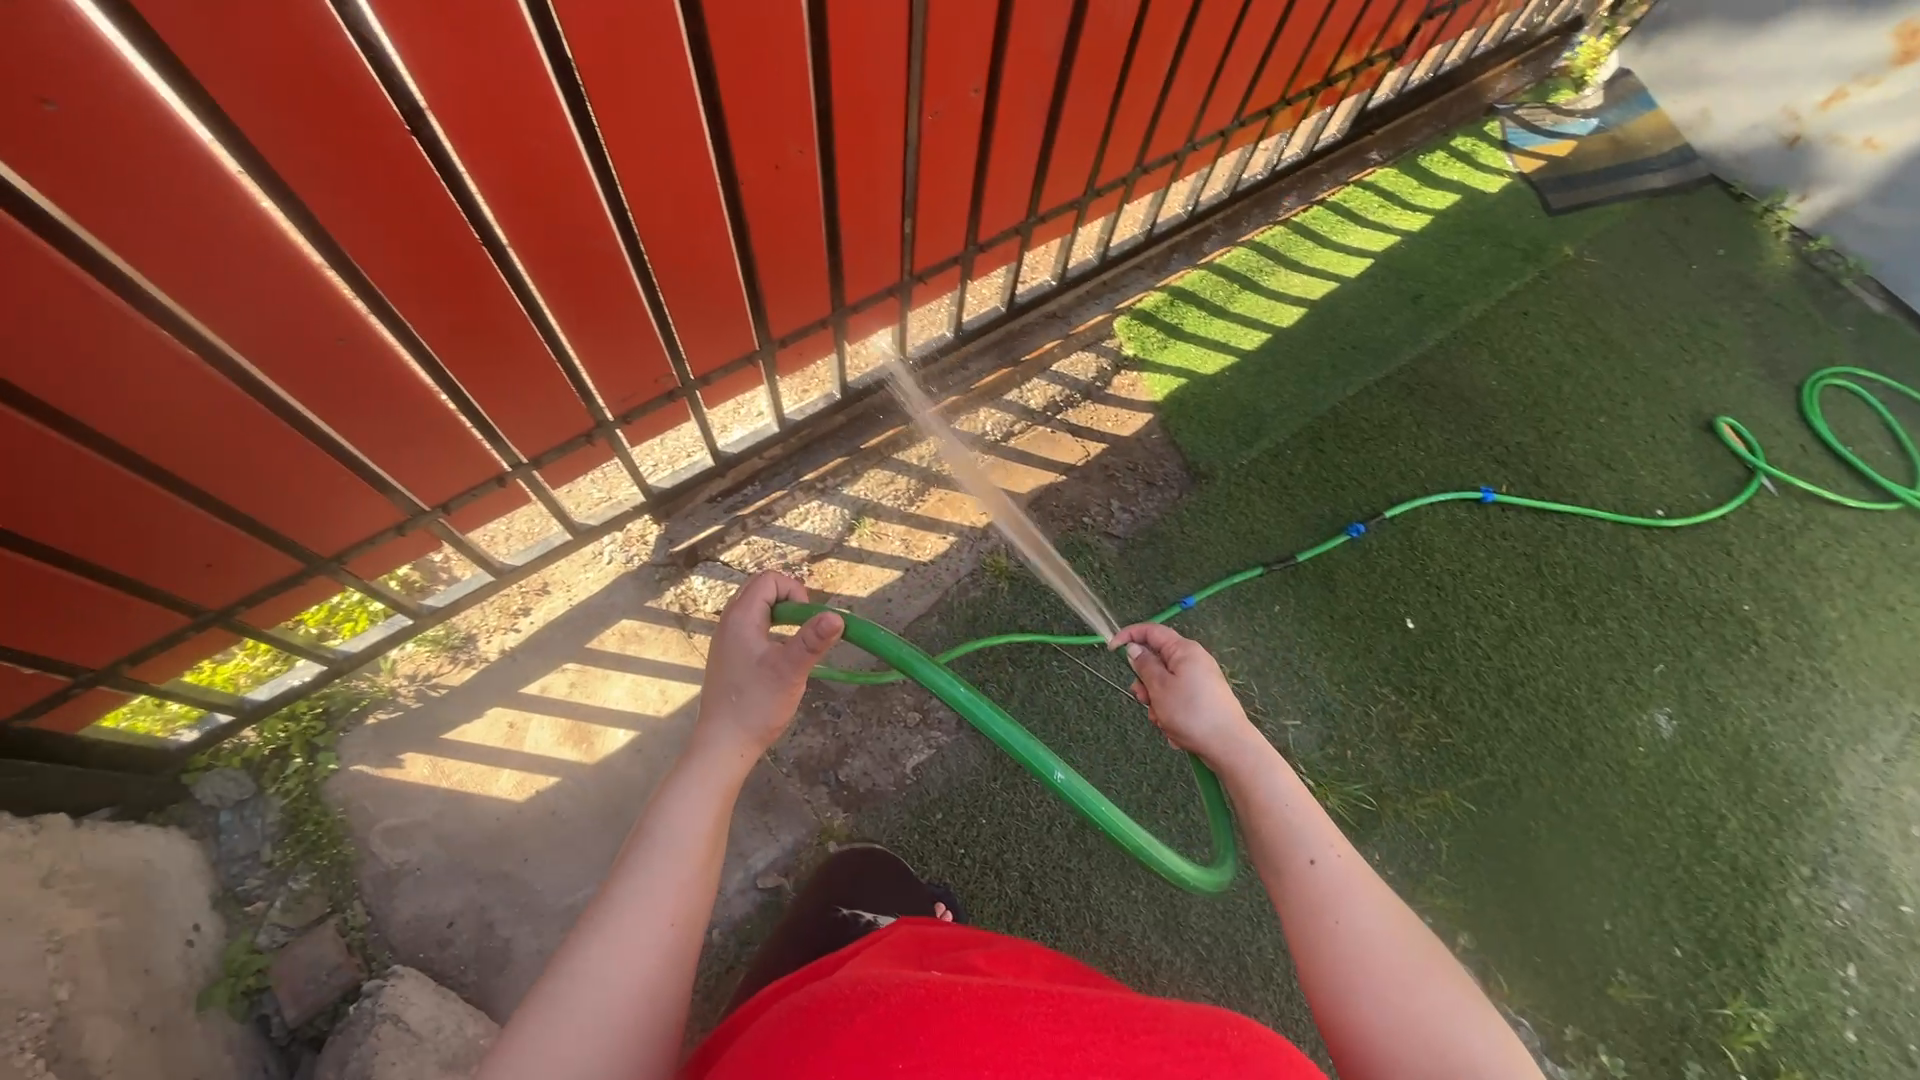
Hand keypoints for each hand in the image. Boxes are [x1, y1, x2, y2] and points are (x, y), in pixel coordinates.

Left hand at [695, 572, 842, 756]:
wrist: (724, 743)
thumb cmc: (756, 706)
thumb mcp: (791, 671)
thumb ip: (813, 640)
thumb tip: (838, 616)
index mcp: (741, 618)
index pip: (770, 580)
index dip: (795, 592)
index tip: (807, 622)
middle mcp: (729, 622)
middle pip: (761, 590)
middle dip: (789, 602)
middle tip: (804, 631)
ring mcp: (727, 639)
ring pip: (757, 609)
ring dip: (781, 617)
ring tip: (795, 646)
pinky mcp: (729, 656)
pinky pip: (752, 627)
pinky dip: (771, 632)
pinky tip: (780, 659)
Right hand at [1109, 623, 1264, 765]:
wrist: (1228, 746)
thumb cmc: (1192, 713)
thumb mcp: (1159, 687)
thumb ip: (1143, 665)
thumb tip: (1134, 648)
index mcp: (1184, 650)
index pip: (1151, 631)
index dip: (1128, 636)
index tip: (1112, 649)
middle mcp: (1193, 660)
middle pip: (1156, 661)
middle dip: (1144, 682)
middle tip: (1144, 699)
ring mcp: (1198, 680)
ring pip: (1163, 684)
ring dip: (1156, 702)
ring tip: (1164, 720)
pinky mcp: (1202, 699)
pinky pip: (1175, 699)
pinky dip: (1169, 713)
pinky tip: (1175, 729)